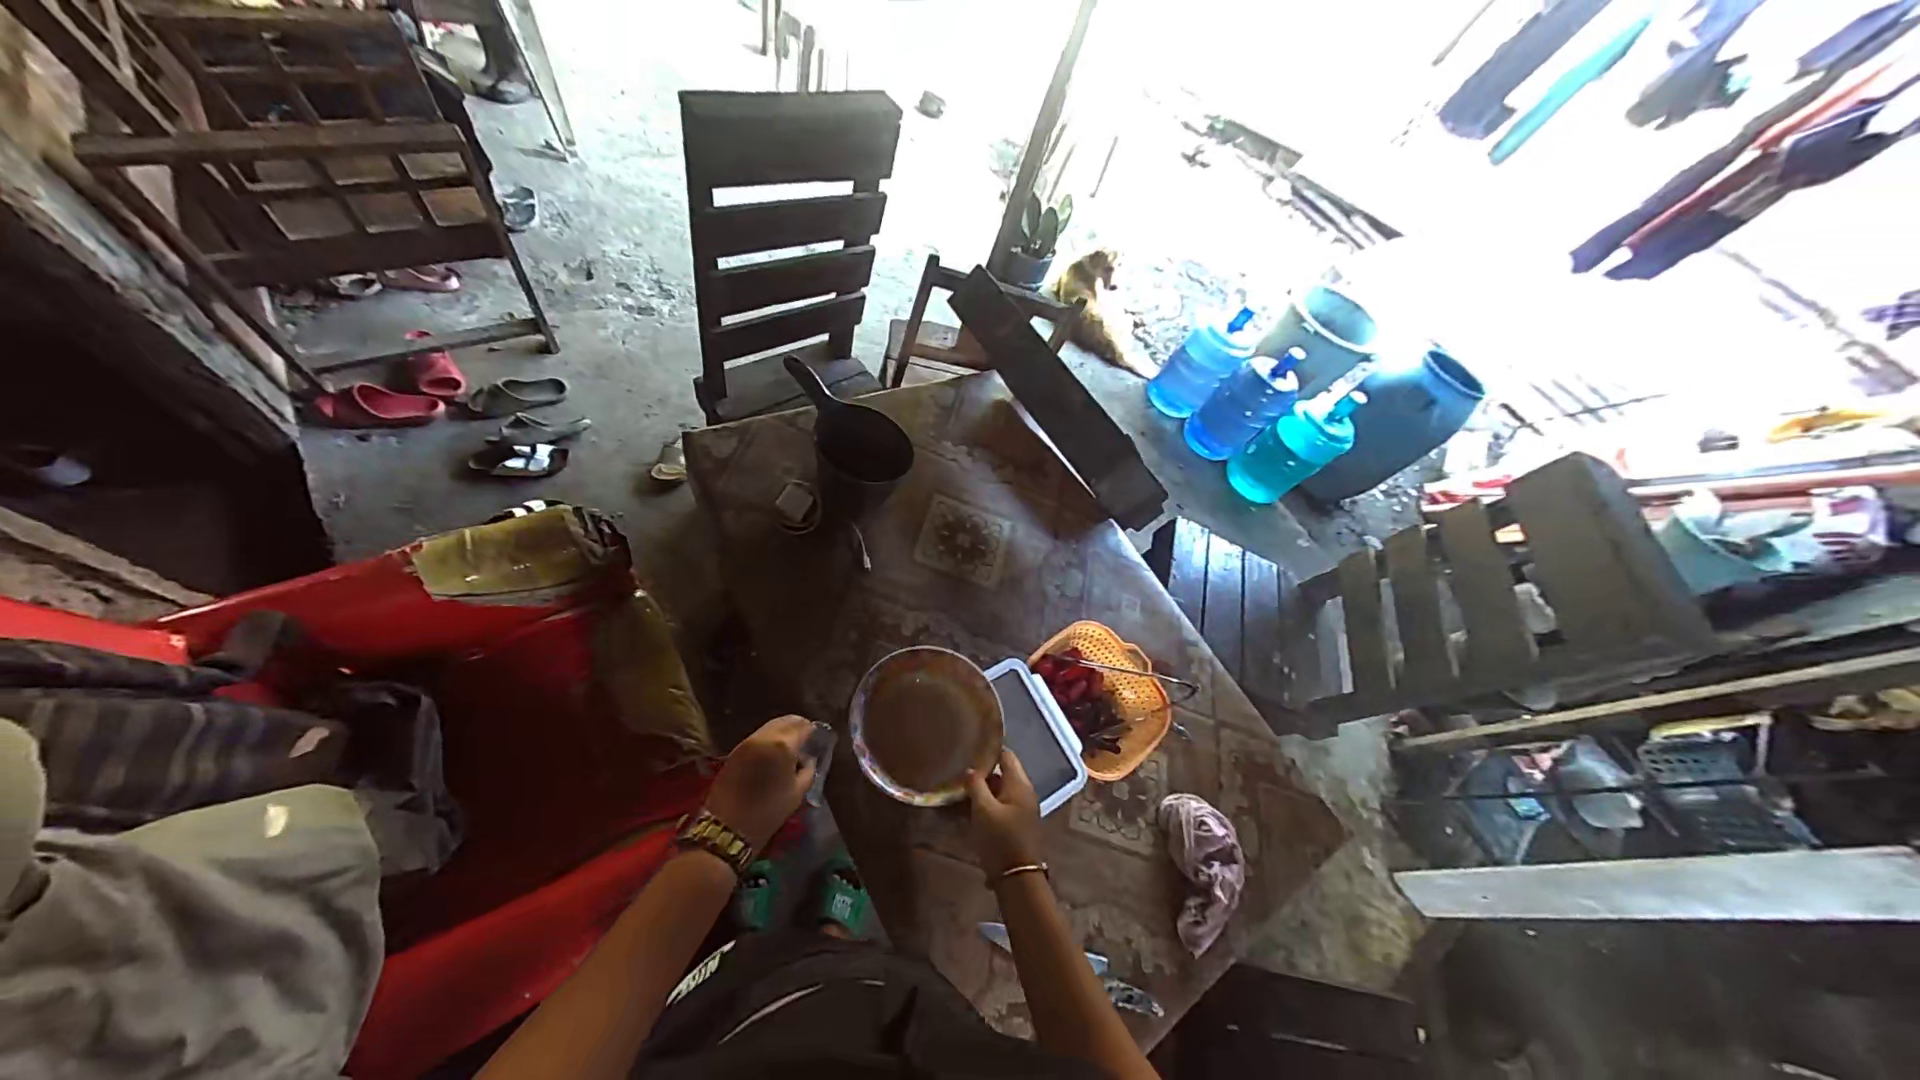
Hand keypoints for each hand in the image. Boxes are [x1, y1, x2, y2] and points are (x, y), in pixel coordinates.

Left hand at [703, 715, 817, 850]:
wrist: (728, 826)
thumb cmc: (769, 811)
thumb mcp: (798, 792)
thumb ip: (808, 769)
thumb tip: (808, 758)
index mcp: (783, 745)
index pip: (803, 725)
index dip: (813, 731)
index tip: (816, 741)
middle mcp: (764, 737)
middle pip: (786, 721)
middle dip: (797, 727)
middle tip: (805, 742)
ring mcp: (747, 742)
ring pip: (770, 726)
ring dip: (782, 732)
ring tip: (789, 749)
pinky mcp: (735, 750)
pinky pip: (758, 736)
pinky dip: (768, 739)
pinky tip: (772, 755)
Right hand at [965, 749, 1044, 879]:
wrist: (1016, 878)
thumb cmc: (1000, 839)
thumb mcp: (983, 809)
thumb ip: (976, 785)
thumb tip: (970, 769)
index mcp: (1019, 784)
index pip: (1006, 756)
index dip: (989, 750)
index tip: (969, 746)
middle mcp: (1023, 793)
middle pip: (1002, 773)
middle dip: (981, 771)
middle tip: (957, 768)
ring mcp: (1020, 809)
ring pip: (998, 791)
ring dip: (981, 789)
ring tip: (957, 787)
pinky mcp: (1015, 824)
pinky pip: (998, 806)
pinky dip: (984, 804)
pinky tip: (966, 808)